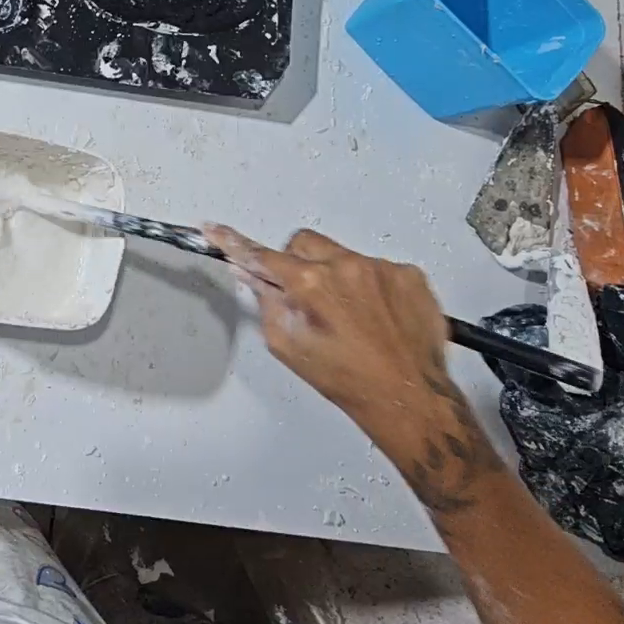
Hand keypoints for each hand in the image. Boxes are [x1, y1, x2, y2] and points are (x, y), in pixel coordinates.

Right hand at [202, 226, 455, 444]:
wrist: (407, 395)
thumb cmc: (345, 377)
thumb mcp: (287, 344)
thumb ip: (265, 302)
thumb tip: (251, 275)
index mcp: (310, 284)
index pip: (261, 255)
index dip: (233, 242)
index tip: (213, 228)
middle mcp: (346, 266)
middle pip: (302, 243)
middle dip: (297, 263)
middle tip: (305, 296)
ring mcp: (382, 268)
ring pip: (341, 254)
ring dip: (336, 275)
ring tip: (349, 314)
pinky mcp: (410, 275)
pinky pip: (377, 267)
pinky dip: (369, 285)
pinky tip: (374, 314)